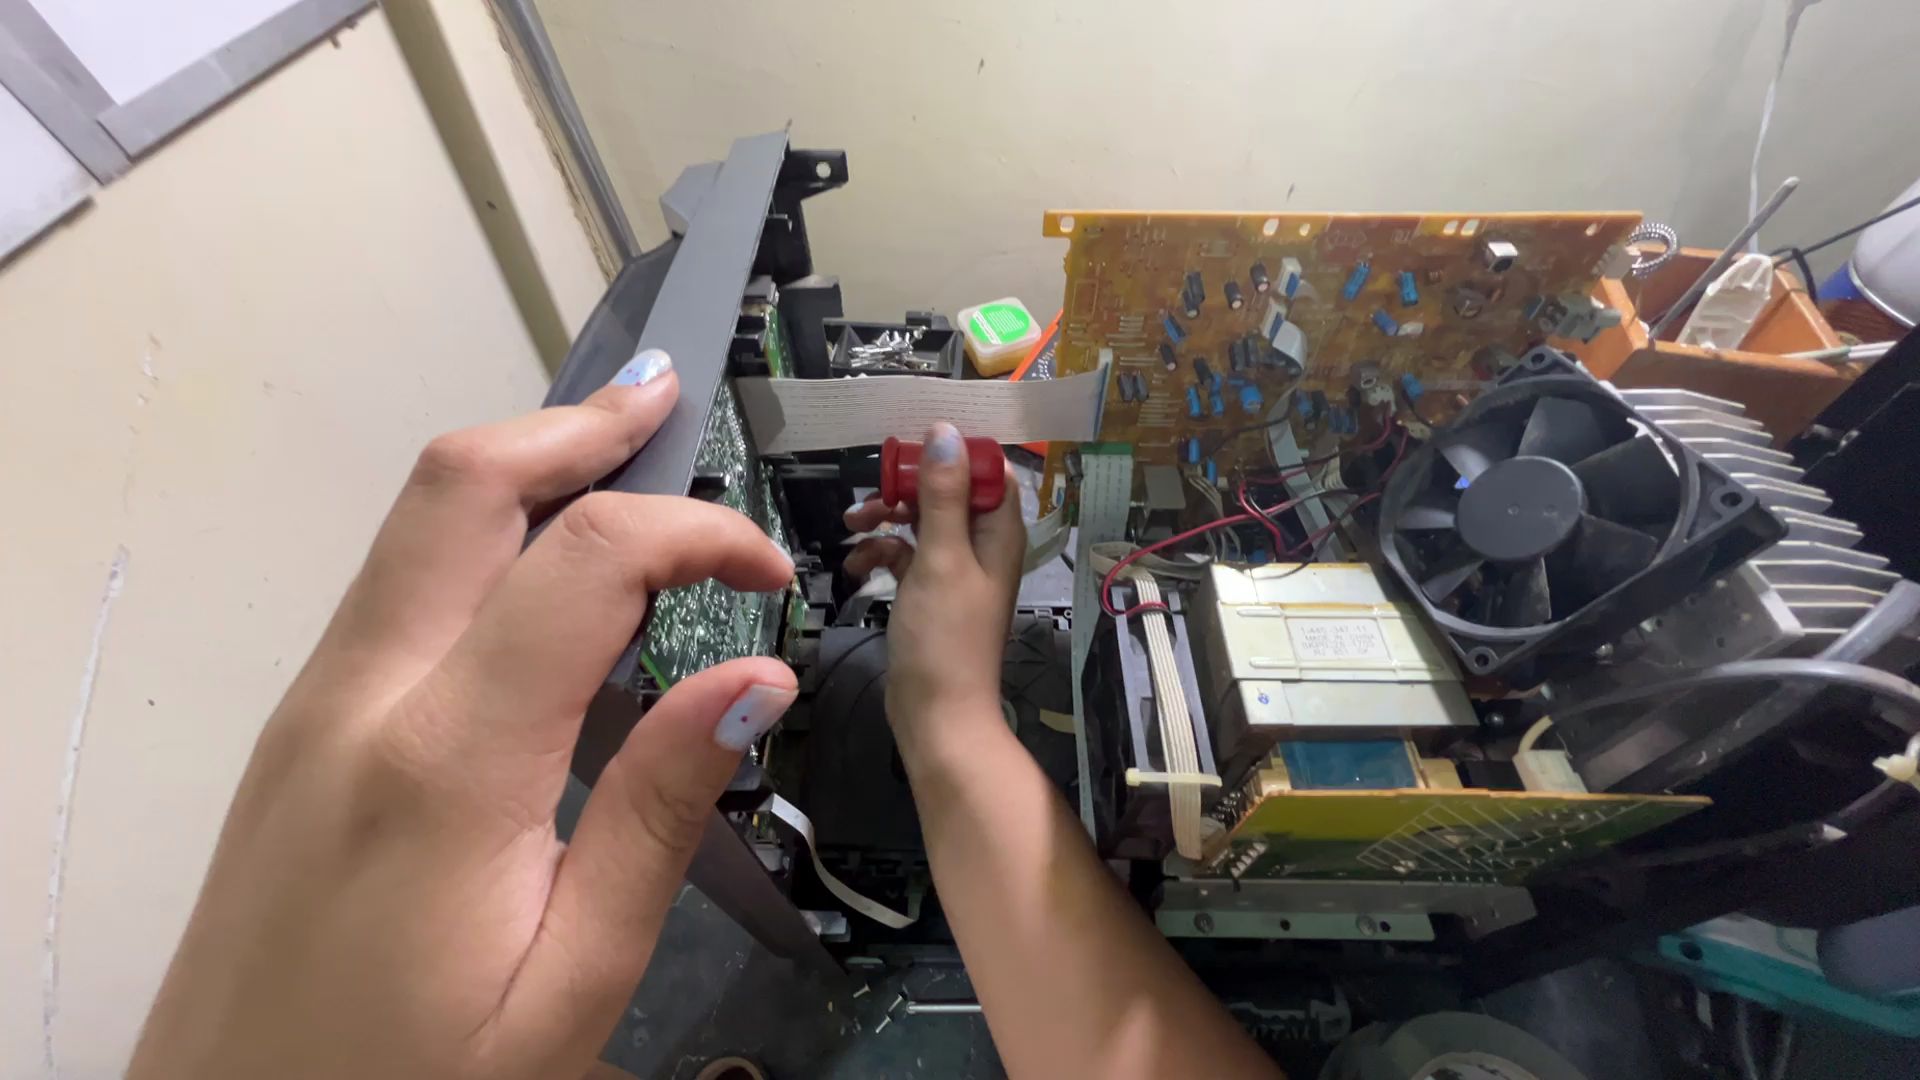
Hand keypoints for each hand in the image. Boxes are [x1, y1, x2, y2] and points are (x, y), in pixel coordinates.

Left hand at [129, 352, 797, 1079]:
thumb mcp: (574, 978)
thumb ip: (663, 810)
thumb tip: (756, 678)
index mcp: (448, 758)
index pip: (588, 562)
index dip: (695, 533)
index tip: (768, 570)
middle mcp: (364, 694)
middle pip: (463, 488)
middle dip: (578, 424)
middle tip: (667, 397)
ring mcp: (320, 700)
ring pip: (429, 520)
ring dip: (536, 462)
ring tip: (629, 448)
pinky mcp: (312, 723)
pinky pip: (413, 577)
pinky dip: (500, 527)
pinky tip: (563, 554)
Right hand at [843, 424, 1024, 737]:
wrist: (935, 713)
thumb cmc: (945, 636)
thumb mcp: (942, 558)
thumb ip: (943, 496)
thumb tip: (945, 433)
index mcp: (998, 532)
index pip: (988, 471)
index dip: (953, 455)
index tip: (912, 450)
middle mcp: (981, 545)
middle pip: (948, 493)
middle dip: (907, 488)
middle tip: (873, 491)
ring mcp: (954, 569)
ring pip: (921, 522)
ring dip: (886, 519)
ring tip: (852, 525)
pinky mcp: (928, 590)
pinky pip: (904, 555)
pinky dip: (880, 553)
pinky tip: (855, 566)